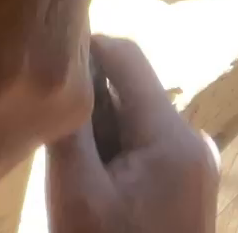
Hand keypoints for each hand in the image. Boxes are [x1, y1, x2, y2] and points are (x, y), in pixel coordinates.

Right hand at [47, 36, 220, 232]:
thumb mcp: (77, 190)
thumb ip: (70, 118)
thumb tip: (61, 56)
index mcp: (173, 136)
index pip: (124, 53)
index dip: (83, 46)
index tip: (44, 63)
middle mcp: (193, 141)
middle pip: (128, 84)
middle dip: (87, 97)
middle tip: (53, 129)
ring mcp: (194, 165)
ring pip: (132, 113)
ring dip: (97, 125)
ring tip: (71, 164)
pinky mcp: (188, 186)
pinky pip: (143, 141)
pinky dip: (113, 147)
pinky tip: (92, 181)